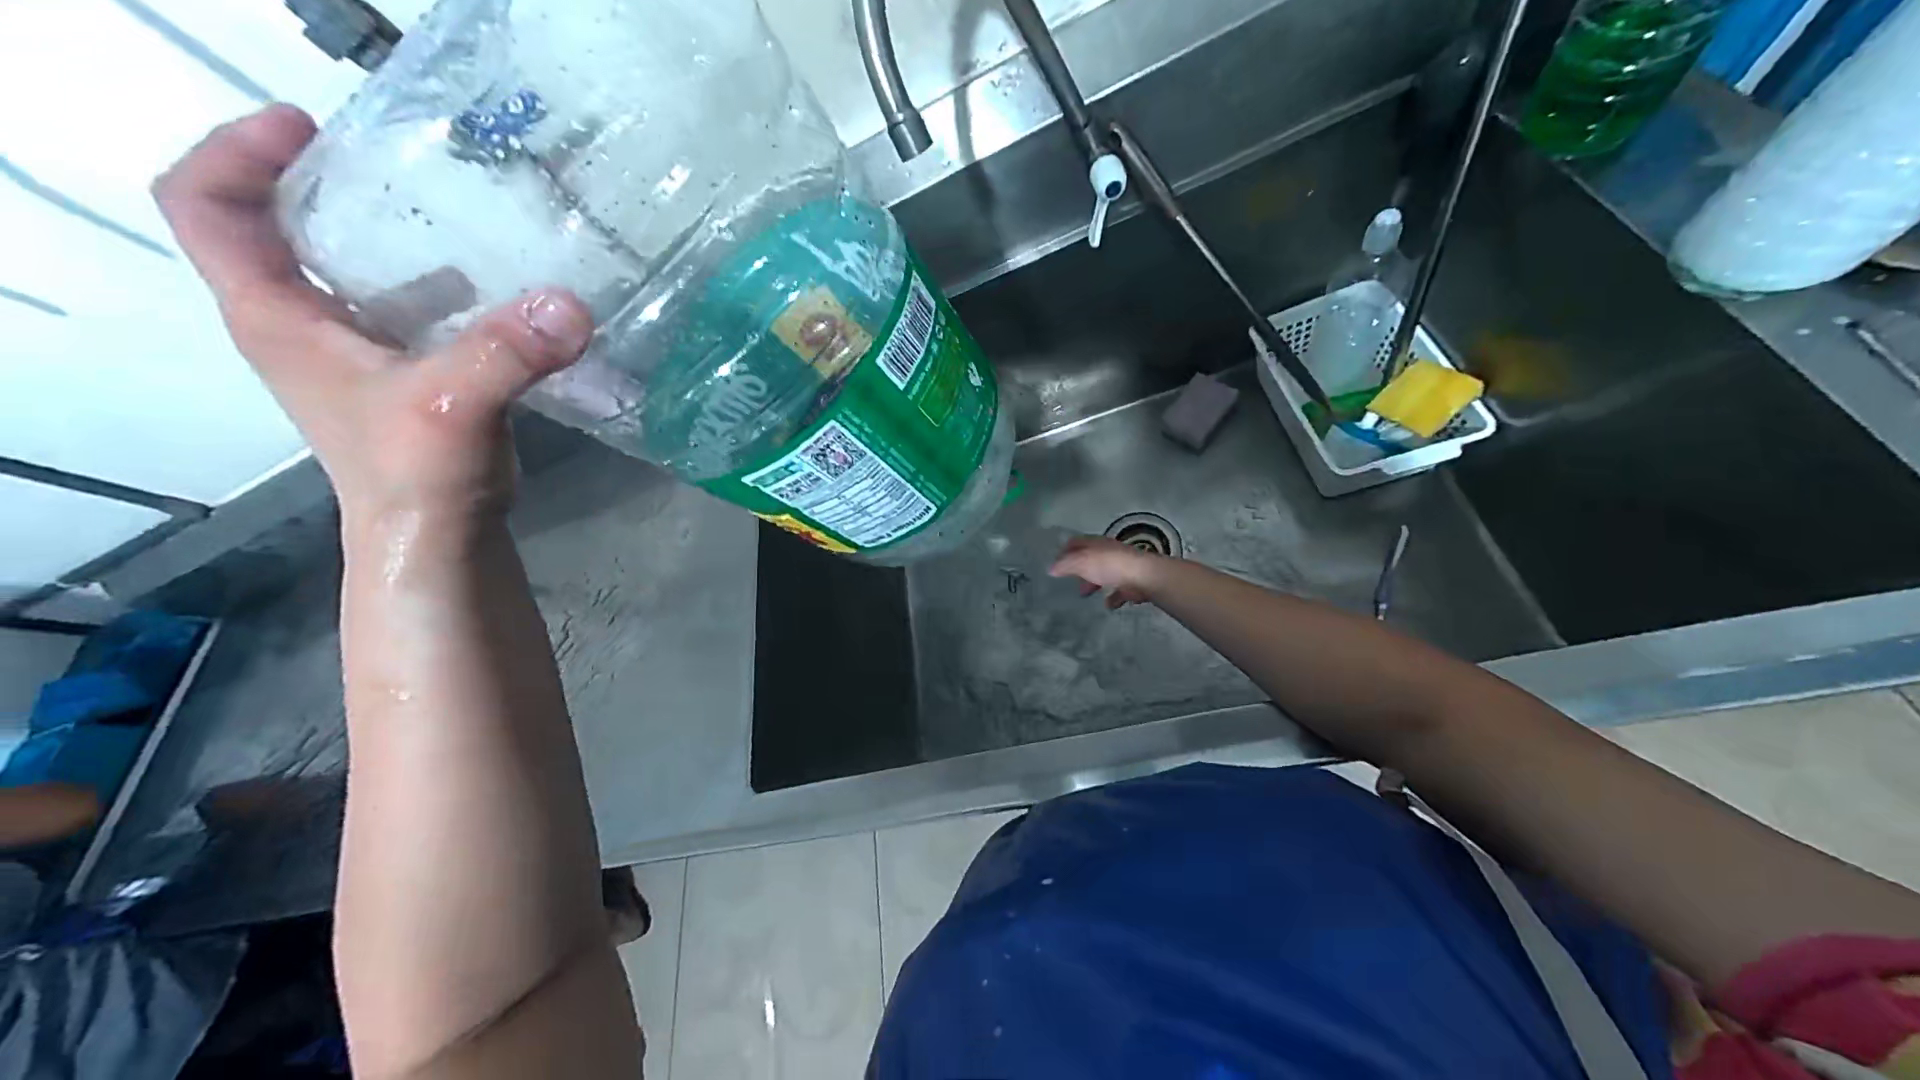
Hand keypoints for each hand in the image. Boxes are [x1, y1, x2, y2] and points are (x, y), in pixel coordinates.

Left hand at [152, 105, 595, 528]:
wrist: (437, 538)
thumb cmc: (416, 475)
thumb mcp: (452, 406)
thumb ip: (505, 352)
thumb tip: (571, 305)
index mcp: (275, 317)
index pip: (206, 207)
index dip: (237, 153)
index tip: (308, 128)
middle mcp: (303, 326)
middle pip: (277, 226)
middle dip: (324, 183)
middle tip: (398, 161)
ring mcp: (355, 352)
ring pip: (350, 268)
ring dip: (391, 235)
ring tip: (456, 213)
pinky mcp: (405, 373)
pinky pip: (407, 306)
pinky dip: (442, 286)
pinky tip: (495, 287)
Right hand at [1048, 535, 1167, 608]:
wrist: (1144, 577)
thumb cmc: (1109, 566)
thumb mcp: (1081, 562)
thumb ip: (1065, 565)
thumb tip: (1051, 569)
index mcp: (1096, 544)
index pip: (1076, 542)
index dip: (1064, 551)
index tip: (1056, 564)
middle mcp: (1109, 552)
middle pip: (1090, 559)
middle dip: (1079, 570)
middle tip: (1069, 582)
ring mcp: (1123, 567)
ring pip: (1105, 574)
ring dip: (1094, 583)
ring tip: (1085, 595)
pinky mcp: (1133, 582)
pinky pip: (1120, 590)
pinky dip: (1113, 597)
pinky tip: (1109, 605)